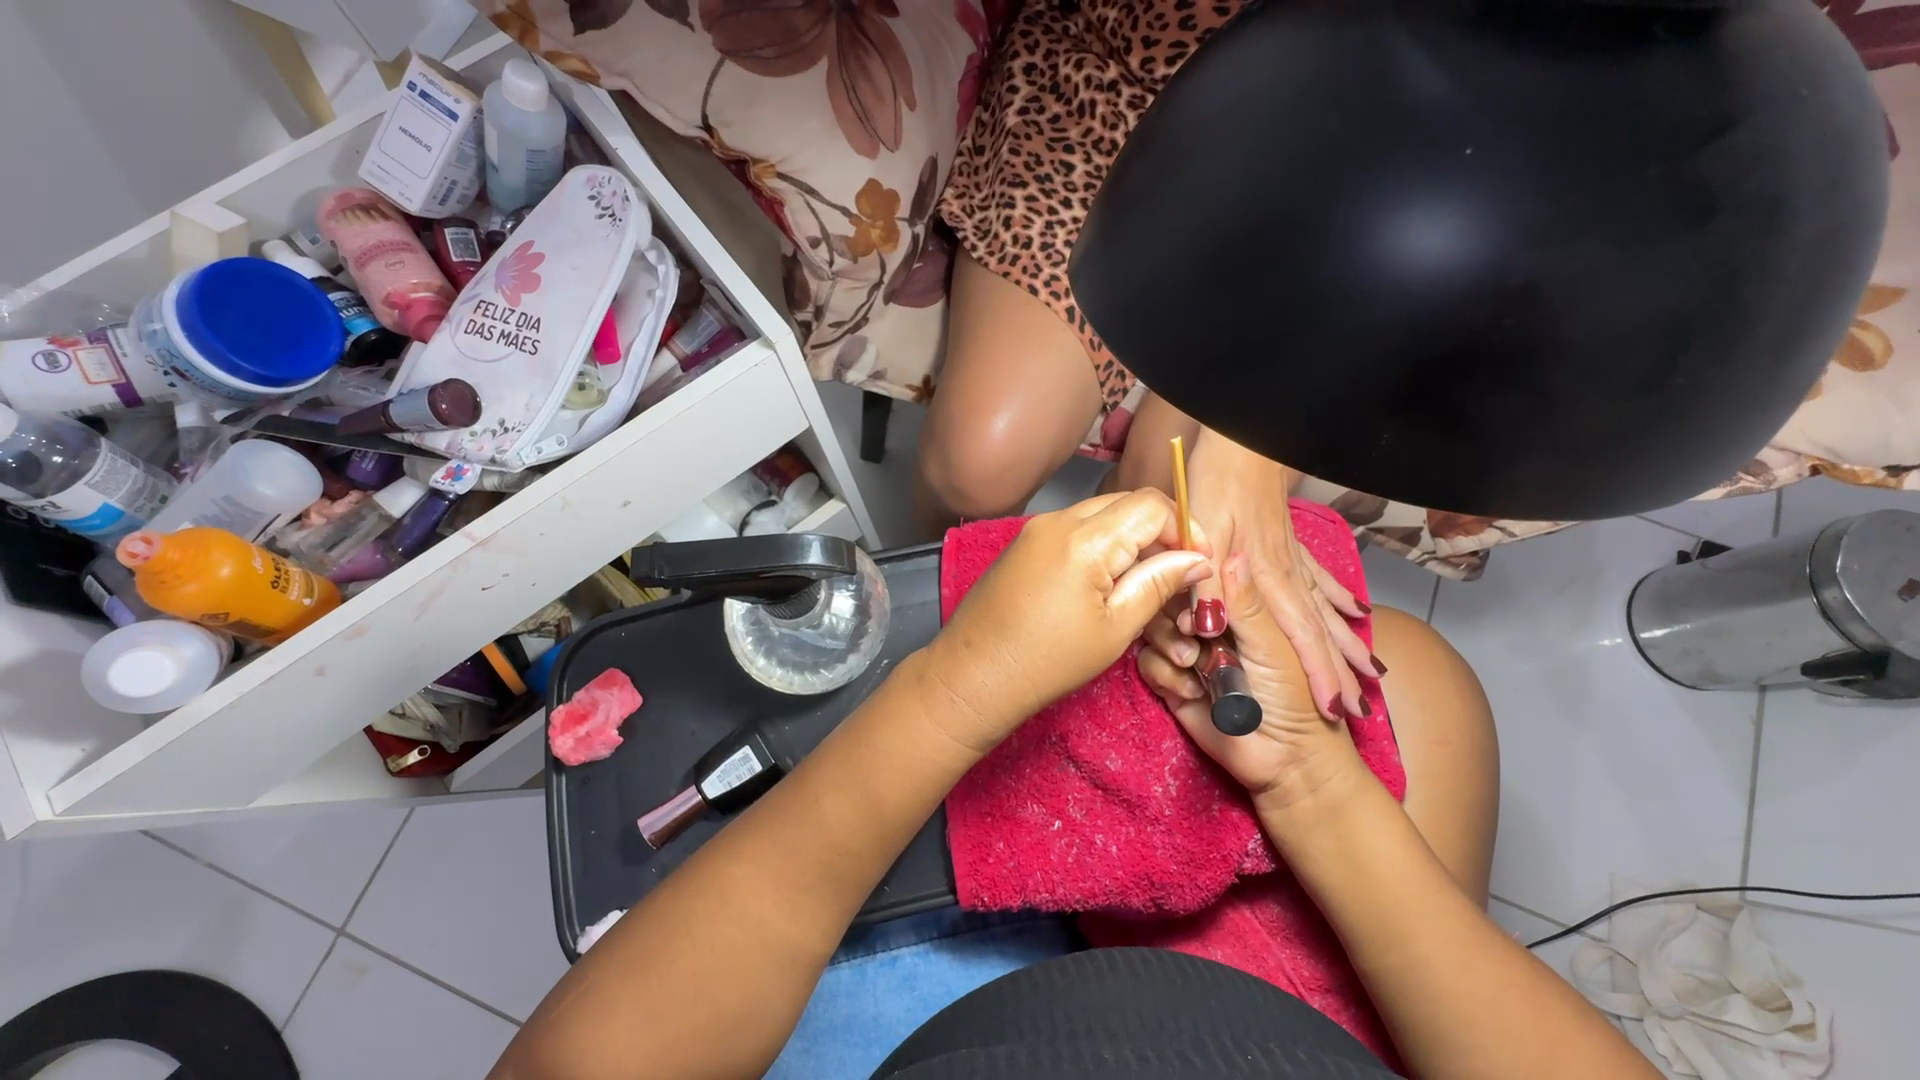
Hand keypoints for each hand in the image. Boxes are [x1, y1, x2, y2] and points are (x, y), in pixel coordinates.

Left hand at [920, 490, 1212, 752]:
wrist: (974, 675)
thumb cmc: (1048, 661)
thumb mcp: (1115, 627)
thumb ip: (1158, 583)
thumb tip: (1196, 558)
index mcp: (1084, 539)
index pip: (1151, 505)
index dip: (1184, 528)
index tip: (1198, 564)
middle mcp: (1059, 520)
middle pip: (1126, 503)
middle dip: (1159, 531)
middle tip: (1176, 573)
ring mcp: (1037, 528)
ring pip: (1101, 514)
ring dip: (1130, 538)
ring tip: (1144, 582)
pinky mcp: (1025, 542)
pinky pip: (1075, 528)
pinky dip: (1101, 544)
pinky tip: (1107, 582)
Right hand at [1138, 553, 1365, 807]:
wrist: (1283, 761)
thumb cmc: (1292, 697)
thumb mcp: (1273, 646)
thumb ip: (1246, 603)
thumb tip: (1231, 553)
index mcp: (1240, 608)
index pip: (1202, 577)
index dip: (1188, 581)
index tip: (1192, 593)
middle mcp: (1211, 625)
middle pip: (1169, 600)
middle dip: (1174, 616)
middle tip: (1191, 635)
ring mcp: (1190, 653)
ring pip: (1154, 629)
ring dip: (1169, 645)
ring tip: (1192, 665)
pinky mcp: (1173, 682)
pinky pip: (1149, 663)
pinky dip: (1164, 673)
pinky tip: (1190, 691)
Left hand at [1186, 428, 1376, 720]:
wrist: (1241, 438)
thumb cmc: (1216, 483)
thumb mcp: (1200, 532)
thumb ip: (1208, 581)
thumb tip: (1213, 630)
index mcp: (1264, 575)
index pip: (1298, 633)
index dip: (1317, 671)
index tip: (1335, 709)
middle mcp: (1284, 571)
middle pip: (1319, 627)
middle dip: (1339, 669)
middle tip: (1363, 708)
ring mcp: (1290, 555)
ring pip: (1325, 606)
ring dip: (1346, 639)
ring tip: (1372, 669)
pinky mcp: (1286, 539)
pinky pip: (1320, 576)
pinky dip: (1338, 596)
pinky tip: (1355, 609)